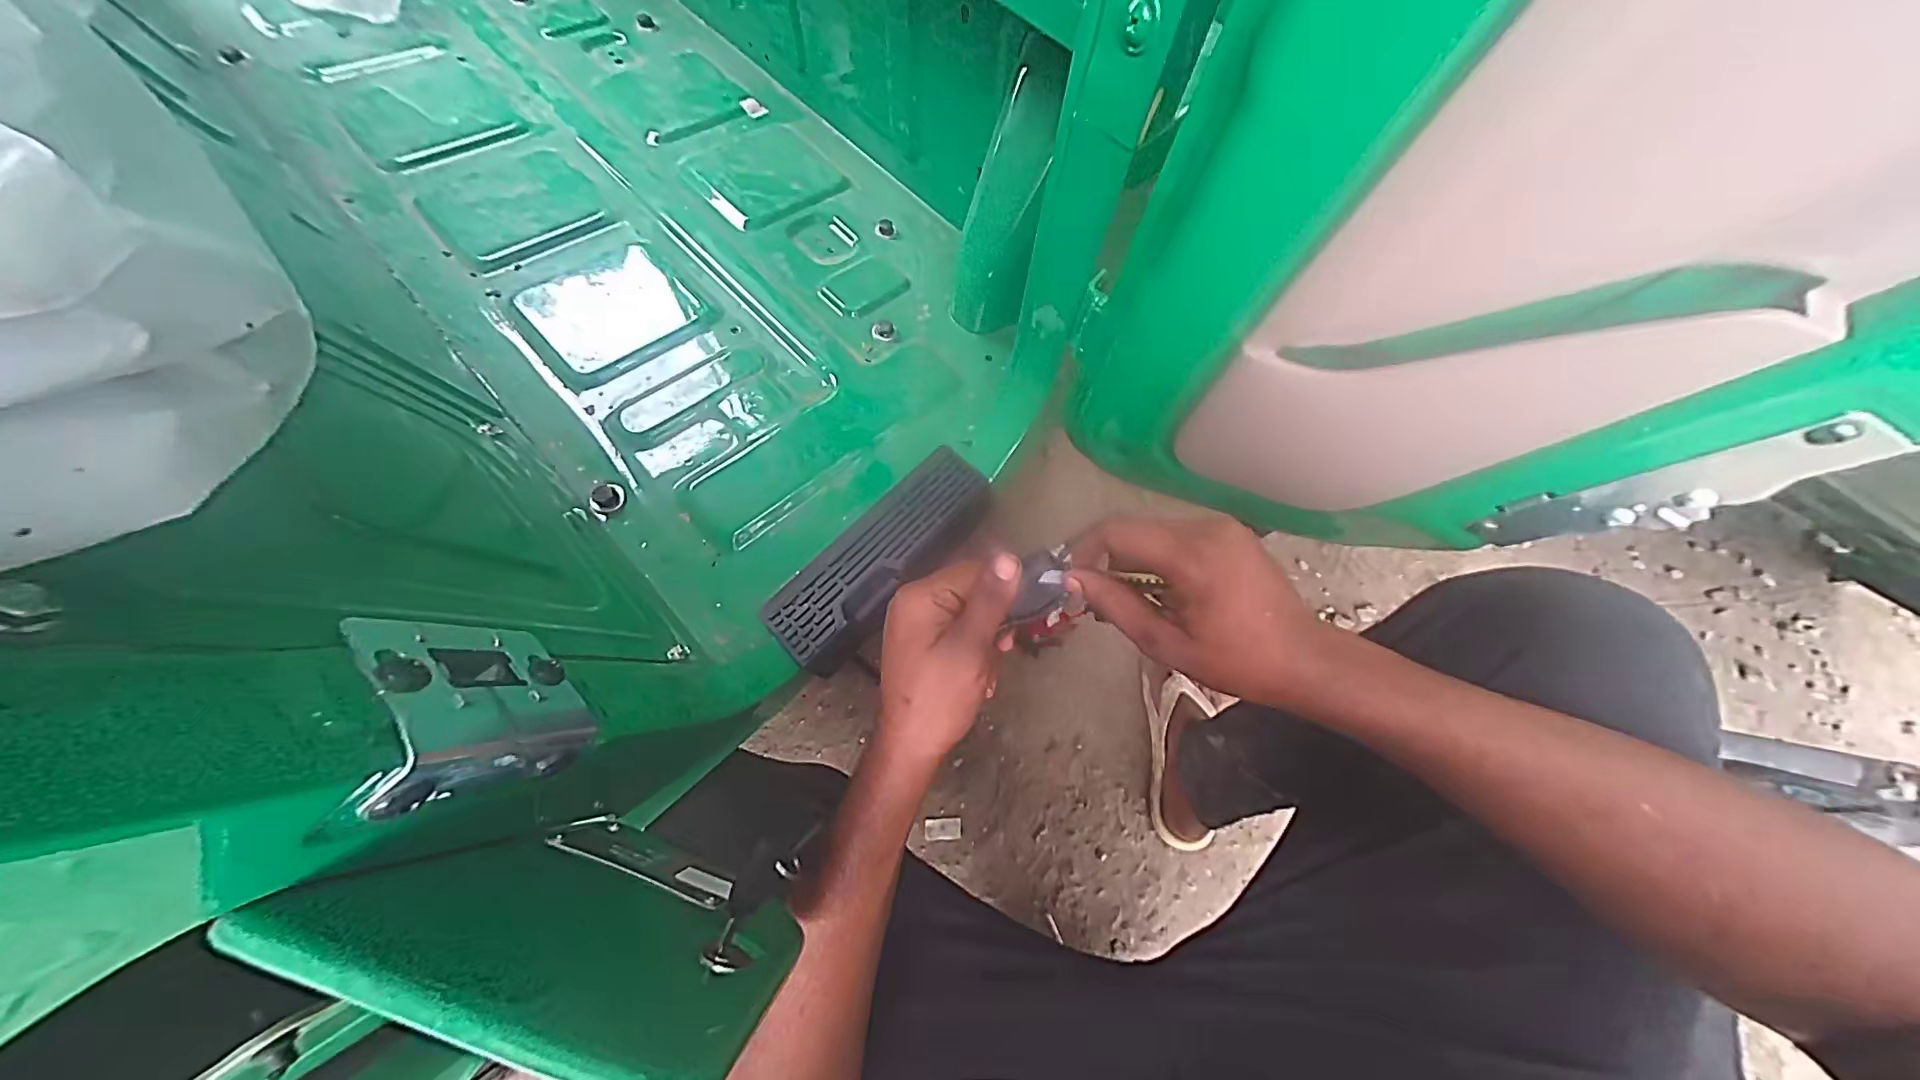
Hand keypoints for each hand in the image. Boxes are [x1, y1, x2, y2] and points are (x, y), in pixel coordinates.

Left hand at [876, 554, 1020, 764]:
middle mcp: (915, 602)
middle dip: (995, 619)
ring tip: (990, 666)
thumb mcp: (971, 646)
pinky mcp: (924, 642)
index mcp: (921, 596)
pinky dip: (976, 649)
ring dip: (988, 638)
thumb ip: (991, 601)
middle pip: (972, 591)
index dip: (1005, 588)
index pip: (974, 570)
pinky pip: (960, 631)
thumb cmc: (940, 698)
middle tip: (1004, 647)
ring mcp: (918, 623)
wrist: (911, 746)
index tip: (1027, 611)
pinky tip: (981, 674)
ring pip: (970, 613)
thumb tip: (1009, 558)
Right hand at [1068, 515, 1333, 705]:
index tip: (1071, 580)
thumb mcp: (1167, 643)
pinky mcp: (1228, 533)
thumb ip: (1116, 606)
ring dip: (1128, 558)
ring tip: (1123, 598)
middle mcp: (1205, 527)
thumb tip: (1073, 580)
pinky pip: (1174, 536)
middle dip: (1104, 557)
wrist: (1305, 659)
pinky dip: (1154, 557)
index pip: (1117, 531)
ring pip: (1151, 531)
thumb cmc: (1238, 661)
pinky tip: (1155, 589)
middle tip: (1092, 596)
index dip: (1083, 550)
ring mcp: (1220, 527)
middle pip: (1132, 528)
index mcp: (1192, 553)